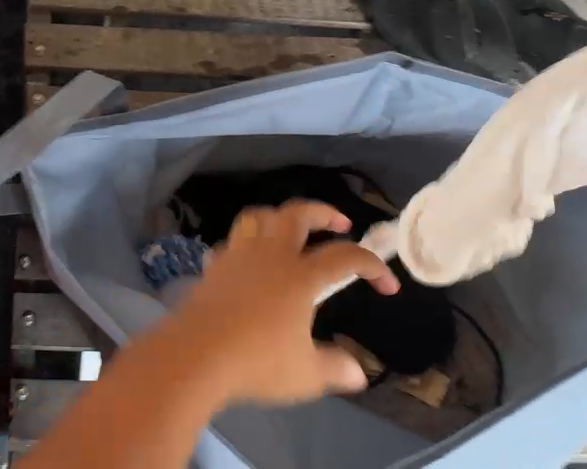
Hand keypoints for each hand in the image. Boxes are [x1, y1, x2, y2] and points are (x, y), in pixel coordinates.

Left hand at [159, 199, 400, 405]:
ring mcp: (238, 255)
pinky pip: (234, 241)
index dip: (371, 265)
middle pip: (297, 214)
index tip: (388, 285)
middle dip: (322, 211)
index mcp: (300, 276)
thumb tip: (358, 372)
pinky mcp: (215, 264)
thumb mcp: (306, 374)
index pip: (344, 257)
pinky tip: (251, 259)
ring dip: (279, 216)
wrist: (198, 353)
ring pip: (259, 216)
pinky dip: (248, 242)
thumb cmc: (257, 362)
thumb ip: (335, 367)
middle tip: (340, 222)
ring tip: (290, 229)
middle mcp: (270, 255)